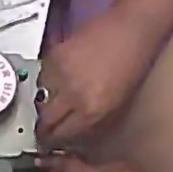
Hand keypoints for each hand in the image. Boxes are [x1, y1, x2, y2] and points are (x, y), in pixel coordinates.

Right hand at [37, 8, 162, 148]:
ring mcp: (61, 74)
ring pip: (40, 98)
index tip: (49, 143)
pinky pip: (43, 77)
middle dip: (43, 127)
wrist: (131, 28)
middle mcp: (74, 95)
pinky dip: (49, 80)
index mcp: (93, 110)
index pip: (62, 135)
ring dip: (46, 101)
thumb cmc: (132, 65)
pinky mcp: (54, 56)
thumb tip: (72, 134)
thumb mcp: (118, 104)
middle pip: (45, 120)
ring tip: (57, 97)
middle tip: (43, 129)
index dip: (54, 141)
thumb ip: (93, 122)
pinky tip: (62, 76)